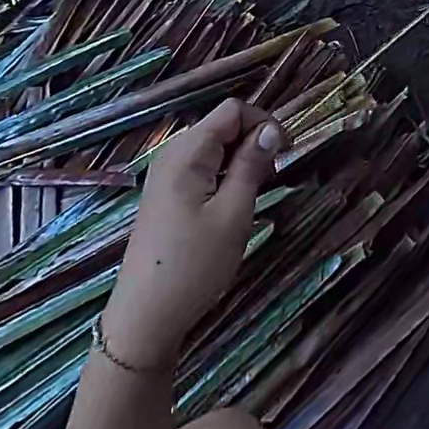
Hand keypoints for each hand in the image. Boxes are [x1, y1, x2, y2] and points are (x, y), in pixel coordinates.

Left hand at [102, 98, 284, 369]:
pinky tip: (233, 201)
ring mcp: (166, 174)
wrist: (145, 318)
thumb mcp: (234, 213)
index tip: (284, 153)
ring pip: (215, 146)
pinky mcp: (166, 193)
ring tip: (255, 192)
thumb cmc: (195, 265)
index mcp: (187, 152)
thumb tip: (271, 129)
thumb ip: (252, 165)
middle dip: (253, 141)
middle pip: (222, 125)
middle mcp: (173, 154)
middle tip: (271, 178)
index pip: (233, 110)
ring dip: (241, 159)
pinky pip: (203, 166)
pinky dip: (224, 174)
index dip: (263, 123)